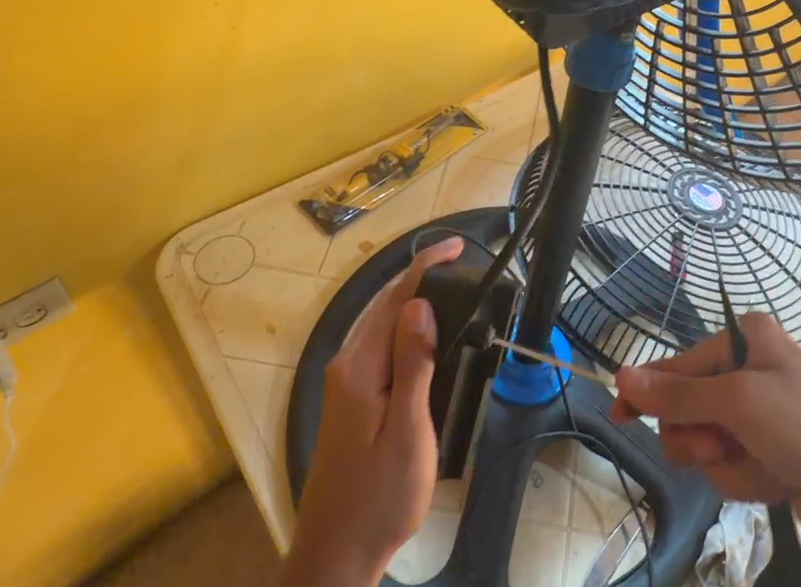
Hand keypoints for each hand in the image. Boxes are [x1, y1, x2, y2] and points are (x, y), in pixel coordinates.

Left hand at [285, 237, 464, 585]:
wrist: (336, 552)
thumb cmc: (380, 497)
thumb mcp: (407, 430)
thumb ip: (413, 364)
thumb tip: (420, 305)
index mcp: (360, 368)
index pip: (395, 300)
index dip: (426, 266)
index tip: (458, 247)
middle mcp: (347, 366)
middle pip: (386, 307)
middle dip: (422, 279)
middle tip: (464, 268)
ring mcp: (346, 384)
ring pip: (382, 326)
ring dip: (415, 303)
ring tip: (454, 293)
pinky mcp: (351, 400)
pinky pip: (380, 348)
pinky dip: (406, 331)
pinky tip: (428, 339)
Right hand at [609, 311, 800, 543]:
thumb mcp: (739, 403)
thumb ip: (679, 393)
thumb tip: (624, 375)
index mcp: (746, 340)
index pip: (679, 365)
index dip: (647, 390)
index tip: (617, 412)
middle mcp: (749, 370)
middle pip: (687, 409)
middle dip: (701, 438)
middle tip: (722, 448)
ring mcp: (759, 415)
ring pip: (706, 444)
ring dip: (729, 464)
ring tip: (764, 465)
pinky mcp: (767, 451)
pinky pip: (730, 467)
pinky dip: (748, 479)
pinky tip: (779, 479)